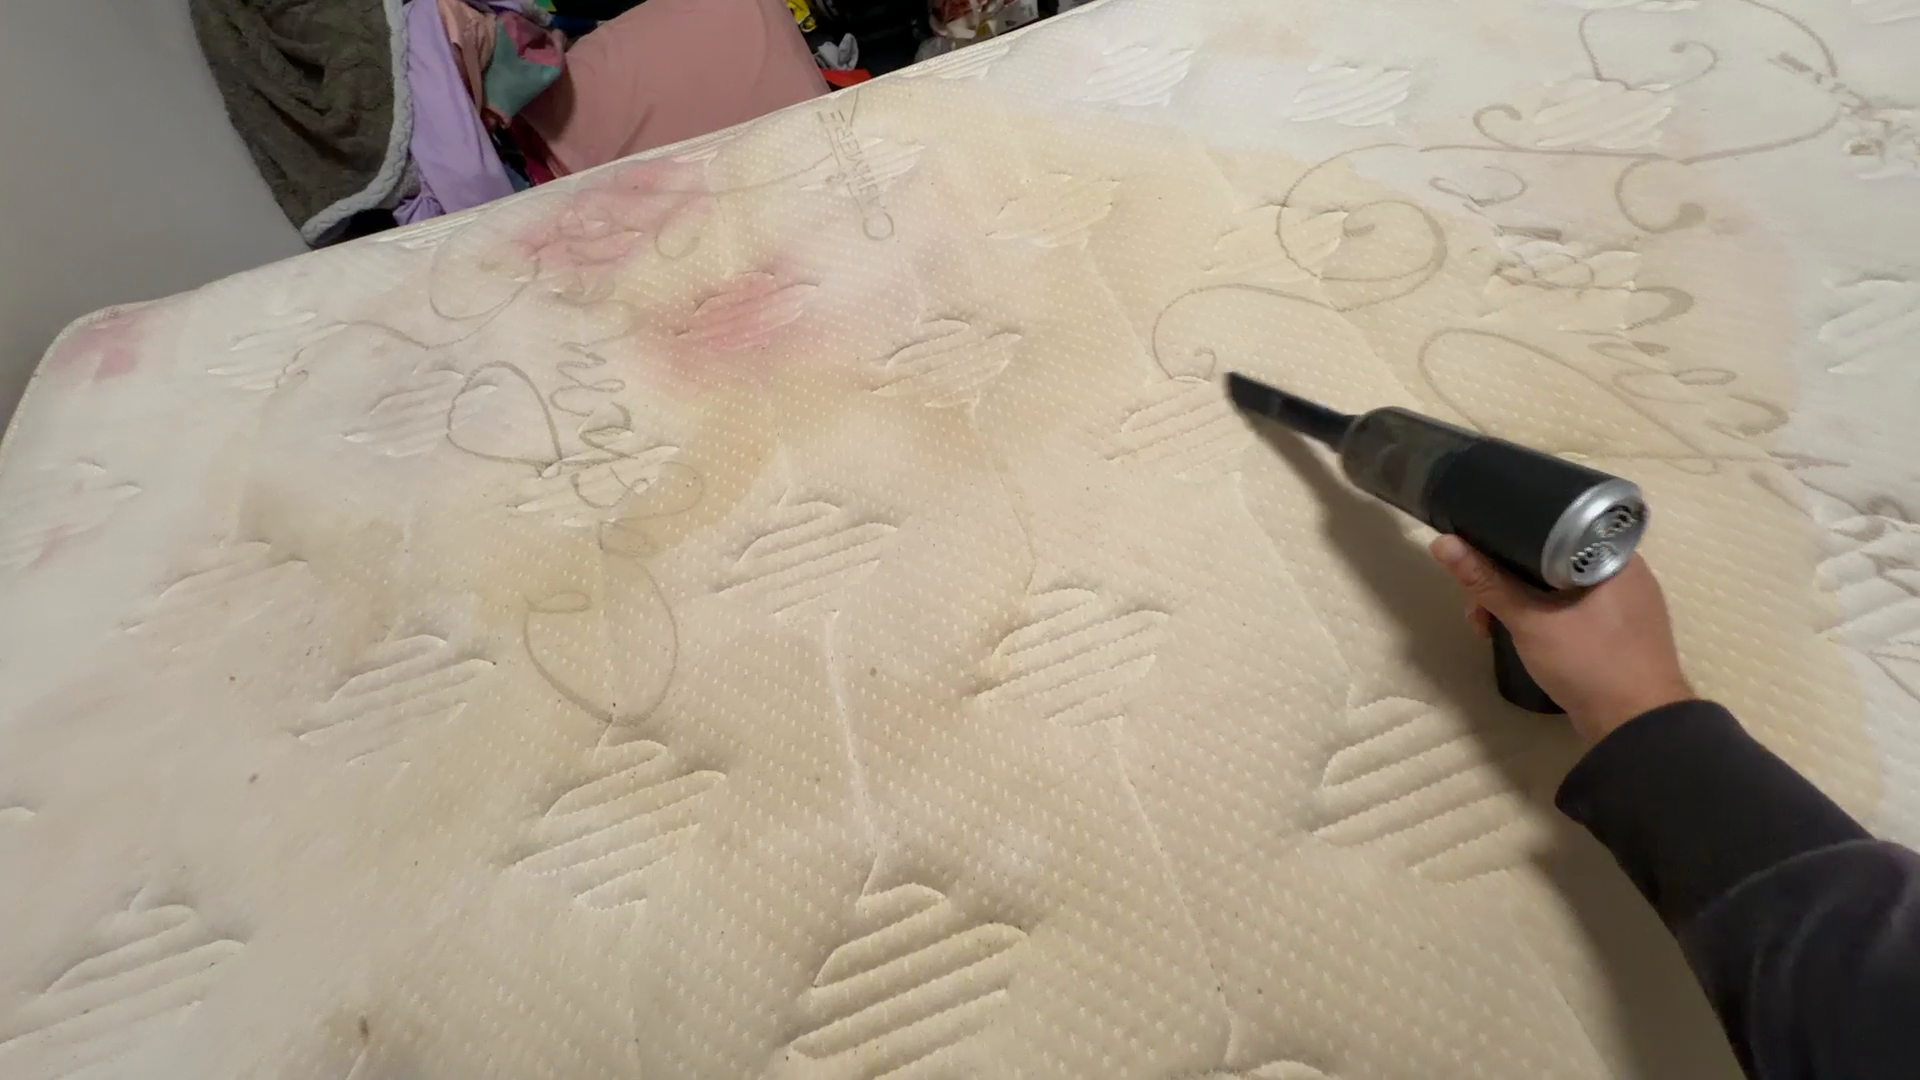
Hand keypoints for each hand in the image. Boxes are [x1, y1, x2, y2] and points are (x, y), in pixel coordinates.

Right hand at [1429, 536, 1693, 745]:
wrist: (1636, 725)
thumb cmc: (1590, 661)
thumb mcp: (1528, 619)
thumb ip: (1485, 581)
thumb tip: (1442, 543)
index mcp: (1613, 558)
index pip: (1551, 529)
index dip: (1506, 542)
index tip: (1477, 562)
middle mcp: (1622, 574)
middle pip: (1545, 561)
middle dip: (1501, 581)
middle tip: (1477, 607)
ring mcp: (1621, 603)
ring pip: (1551, 587)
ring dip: (1513, 602)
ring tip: (1487, 628)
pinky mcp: (1614, 629)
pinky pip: (1565, 607)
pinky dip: (1536, 615)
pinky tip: (1514, 633)